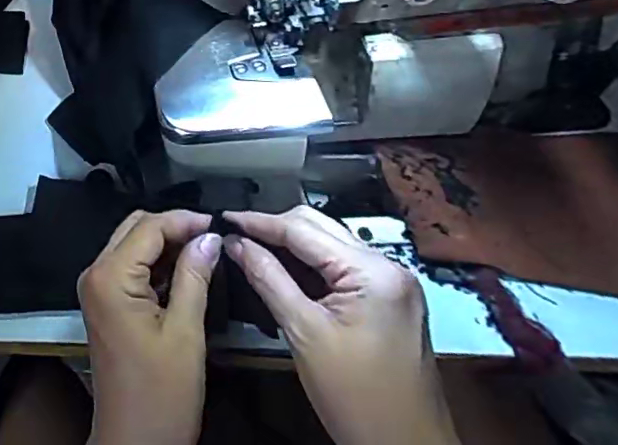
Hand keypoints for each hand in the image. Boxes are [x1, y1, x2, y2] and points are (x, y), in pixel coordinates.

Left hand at [77, 209, 220, 444]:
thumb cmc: (160, 396)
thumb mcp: (185, 333)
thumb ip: (195, 276)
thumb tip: (210, 237)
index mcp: (110, 276)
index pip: (148, 227)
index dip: (184, 220)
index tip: (218, 223)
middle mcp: (96, 273)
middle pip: (136, 228)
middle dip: (174, 227)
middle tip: (212, 237)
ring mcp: (97, 288)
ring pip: (133, 244)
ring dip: (166, 244)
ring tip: (204, 250)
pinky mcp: (105, 302)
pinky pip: (130, 266)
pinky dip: (156, 263)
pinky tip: (185, 270)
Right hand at [224, 207, 458, 444]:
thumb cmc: (358, 400)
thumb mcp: (304, 334)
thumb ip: (268, 278)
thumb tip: (235, 242)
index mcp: (372, 271)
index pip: (302, 229)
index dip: (259, 222)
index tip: (225, 218)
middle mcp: (387, 266)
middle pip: (318, 226)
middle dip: (274, 228)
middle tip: (236, 235)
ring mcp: (392, 282)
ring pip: (328, 243)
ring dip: (291, 245)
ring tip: (252, 248)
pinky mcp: (389, 299)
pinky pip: (341, 265)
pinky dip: (310, 265)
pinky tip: (283, 269)